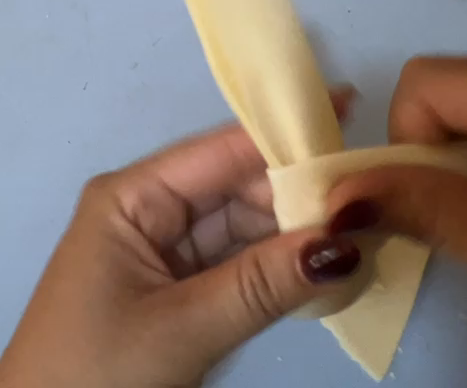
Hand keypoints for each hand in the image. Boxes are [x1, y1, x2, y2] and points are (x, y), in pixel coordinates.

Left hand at [0, 112, 363, 387]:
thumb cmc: (95, 372)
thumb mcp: (181, 329)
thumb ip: (263, 284)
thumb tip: (343, 239)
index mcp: (131, 195)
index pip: (218, 151)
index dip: (281, 131)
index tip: (347, 106)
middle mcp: (146, 208)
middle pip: (232, 185)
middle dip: (296, 187)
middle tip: (370, 187)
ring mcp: (160, 248)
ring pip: (237, 224)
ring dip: (290, 229)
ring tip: (362, 223)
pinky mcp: (171, 287)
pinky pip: (231, 262)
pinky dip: (272, 265)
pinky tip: (321, 263)